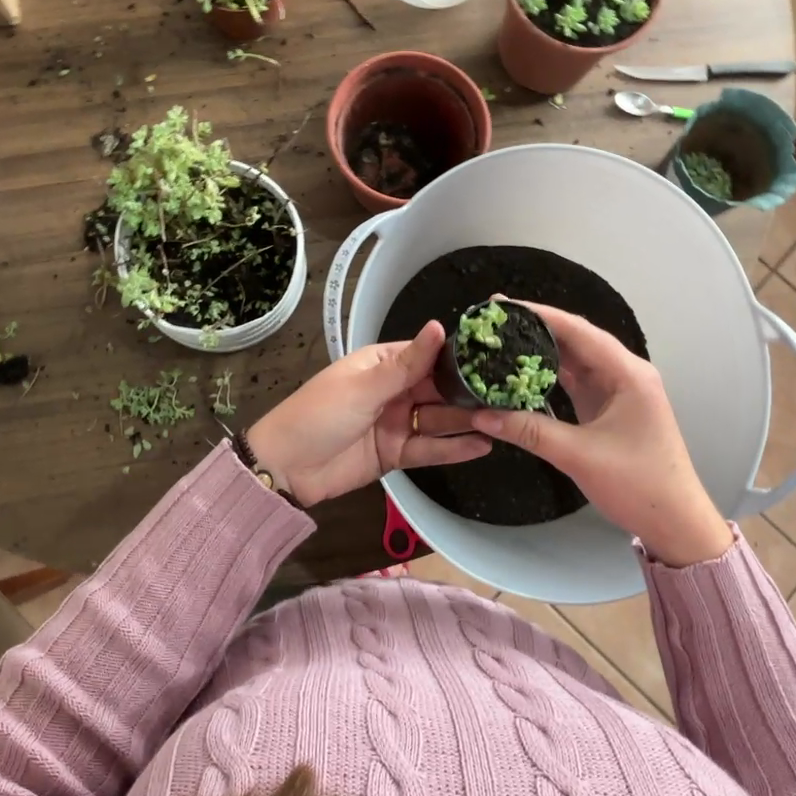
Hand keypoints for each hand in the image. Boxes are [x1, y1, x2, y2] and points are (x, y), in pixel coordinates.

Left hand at [244, 322, 490, 506]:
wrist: (285, 468)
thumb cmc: (318, 415)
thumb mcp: (363, 387)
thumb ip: (406, 364)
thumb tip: (438, 326)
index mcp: (381, 364)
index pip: (427, 355)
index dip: (458, 357)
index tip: (496, 357)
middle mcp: (392, 390)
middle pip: (438, 389)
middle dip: (469, 392)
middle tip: (510, 394)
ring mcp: (395, 423)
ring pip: (438, 419)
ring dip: (467, 420)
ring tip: (504, 419)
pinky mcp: (396, 454)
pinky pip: (429, 448)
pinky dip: (454, 448)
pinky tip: (483, 444)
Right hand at [471, 301, 733, 566]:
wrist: (675, 521)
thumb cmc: (638, 484)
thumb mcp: (579, 456)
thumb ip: (529, 431)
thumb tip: (480, 415)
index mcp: (628, 374)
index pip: (578, 331)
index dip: (539, 315)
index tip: (502, 307)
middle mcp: (624, 374)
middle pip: (575, 339)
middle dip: (535, 327)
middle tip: (493, 318)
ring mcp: (617, 391)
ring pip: (573, 359)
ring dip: (540, 349)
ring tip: (500, 337)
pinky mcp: (608, 408)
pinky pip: (574, 381)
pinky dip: (548, 375)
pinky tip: (520, 371)